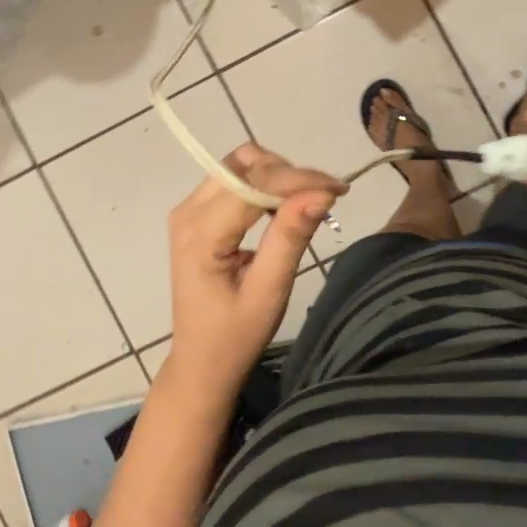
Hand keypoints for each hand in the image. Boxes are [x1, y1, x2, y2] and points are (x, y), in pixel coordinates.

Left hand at [165, 143, 345, 394]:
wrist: (201, 362)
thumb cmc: (235, 336)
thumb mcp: (269, 292)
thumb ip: (290, 238)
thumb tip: (321, 194)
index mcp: (200, 234)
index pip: (253, 184)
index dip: (297, 179)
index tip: (338, 189)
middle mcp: (187, 211)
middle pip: (243, 164)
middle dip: (287, 174)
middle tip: (324, 198)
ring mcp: (188, 209)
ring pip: (239, 166)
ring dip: (277, 175)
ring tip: (307, 202)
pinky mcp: (196, 213)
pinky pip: (234, 181)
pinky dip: (264, 184)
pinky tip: (285, 207)